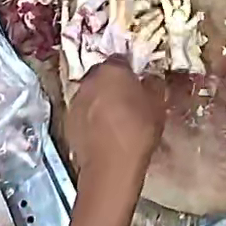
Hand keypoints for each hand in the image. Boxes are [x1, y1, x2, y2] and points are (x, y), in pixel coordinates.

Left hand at [66, 60, 165, 211]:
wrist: (111, 165)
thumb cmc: (139, 129)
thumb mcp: (158, 104)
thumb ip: (153, 85)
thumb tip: (149, 79)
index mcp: (112, 70)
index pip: (121, 59)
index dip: (131, 69)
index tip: (139, 81)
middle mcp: (89, 81)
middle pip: (102, 75)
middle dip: (113, 83)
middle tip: (129, 97)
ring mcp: (75, 101)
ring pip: (91, 94)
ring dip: (101, 100)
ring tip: (117, 116)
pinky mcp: (67, 122)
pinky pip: (83, 112)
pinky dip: (92, 117)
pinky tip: (105, 131)